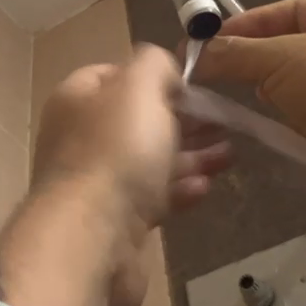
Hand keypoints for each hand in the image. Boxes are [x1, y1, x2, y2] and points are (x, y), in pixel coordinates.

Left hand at [31, 45, 231, 305]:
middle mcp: (79, 137)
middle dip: (181, 119)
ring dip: (188, 155)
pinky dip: (178, 190)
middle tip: (223, 122)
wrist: (92, 240)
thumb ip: (153, 65)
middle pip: (135, 119)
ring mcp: (94, 181)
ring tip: (228, 154)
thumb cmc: (115, 153)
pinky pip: (150, 198)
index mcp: (77, 99)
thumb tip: (163, 68)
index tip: (193, 86)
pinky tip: (206, 188)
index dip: (154, 76)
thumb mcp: (139, 89)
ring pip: (147, 160)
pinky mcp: (113, 221)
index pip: (114, 74)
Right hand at [193, 0, 305, 286]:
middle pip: (287, 51)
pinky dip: (281, 129)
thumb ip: (235, 54)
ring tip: (226, 107)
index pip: (285, 11)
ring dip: (265, 98)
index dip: (244, 24)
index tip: (205, 44)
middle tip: (210, 78)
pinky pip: (304, 127)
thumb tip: (197, 56)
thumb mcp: (281, 57)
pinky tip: (258, 134)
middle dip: (250, 63)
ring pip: (294, 91)